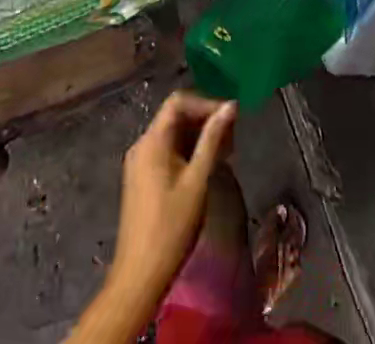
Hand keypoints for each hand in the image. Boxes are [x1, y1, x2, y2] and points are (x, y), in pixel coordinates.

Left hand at [112, 91, 237, 288]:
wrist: (141, 274)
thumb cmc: (172, 225)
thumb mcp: (198, 178)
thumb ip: (213, 138)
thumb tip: (231, 105)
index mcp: (152, 143)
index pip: (179, 102)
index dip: (207, 103)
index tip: (231, 119)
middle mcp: (142, 146)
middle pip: (177, 115)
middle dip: (207, 120)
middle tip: (234, 138)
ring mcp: (141, 163)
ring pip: (175, 133)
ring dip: (202, 136)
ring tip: (227, 153)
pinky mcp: (144, 177)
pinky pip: (170, 150)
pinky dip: (191, 150)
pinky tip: (210, 165)